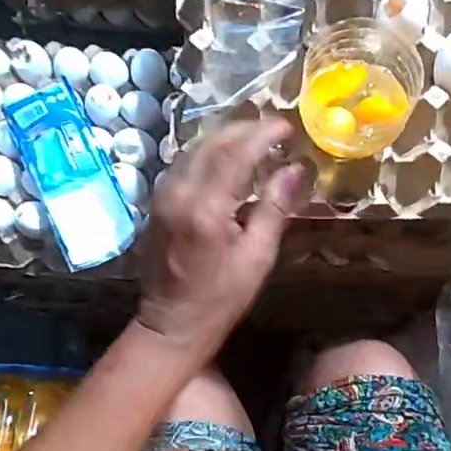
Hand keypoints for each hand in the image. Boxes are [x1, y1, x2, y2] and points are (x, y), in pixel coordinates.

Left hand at [135, 119, 305, 355]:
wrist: (171, 323)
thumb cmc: (221, 298)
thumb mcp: (257, 256)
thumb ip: (274, 207)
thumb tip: (295, 169)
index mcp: (205, 208)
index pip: (236, 153)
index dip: (263, 133)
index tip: (287, 127)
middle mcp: (178, 192)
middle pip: (211, 142)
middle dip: (244, 129)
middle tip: (273, 130)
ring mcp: (162, 196)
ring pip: (193, 149)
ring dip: (224, 138)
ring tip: (254, 140)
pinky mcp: (156, 202)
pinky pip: (183, 164)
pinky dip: (207, 154)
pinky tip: (226, 160)